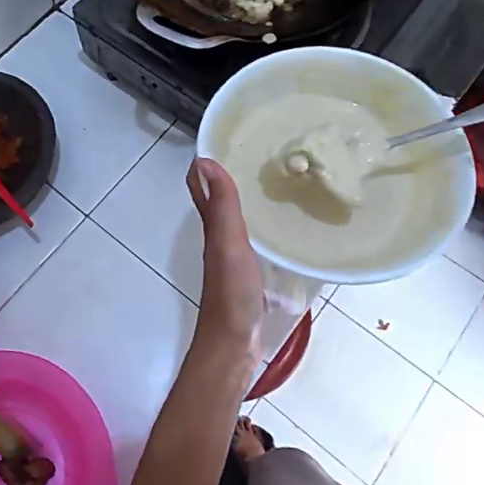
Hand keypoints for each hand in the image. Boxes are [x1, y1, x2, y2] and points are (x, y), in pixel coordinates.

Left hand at [186, 158, 264, 352]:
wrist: (234, 345)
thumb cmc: (231, 293)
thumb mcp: (228, 243)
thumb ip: (221, 206)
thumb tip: (203, 160)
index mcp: (213, 232)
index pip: (202, 191)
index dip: (205, 166)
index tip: (224, 139)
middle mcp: (220, 244)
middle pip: (218, 205)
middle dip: (229, 180)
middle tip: (258, 156)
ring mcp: (235, 263)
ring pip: (237, 225)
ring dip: (248, 206)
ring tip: (276, 187)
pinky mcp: (250, 280)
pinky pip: (255, 246)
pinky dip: (263, 233)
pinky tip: (282, 234)